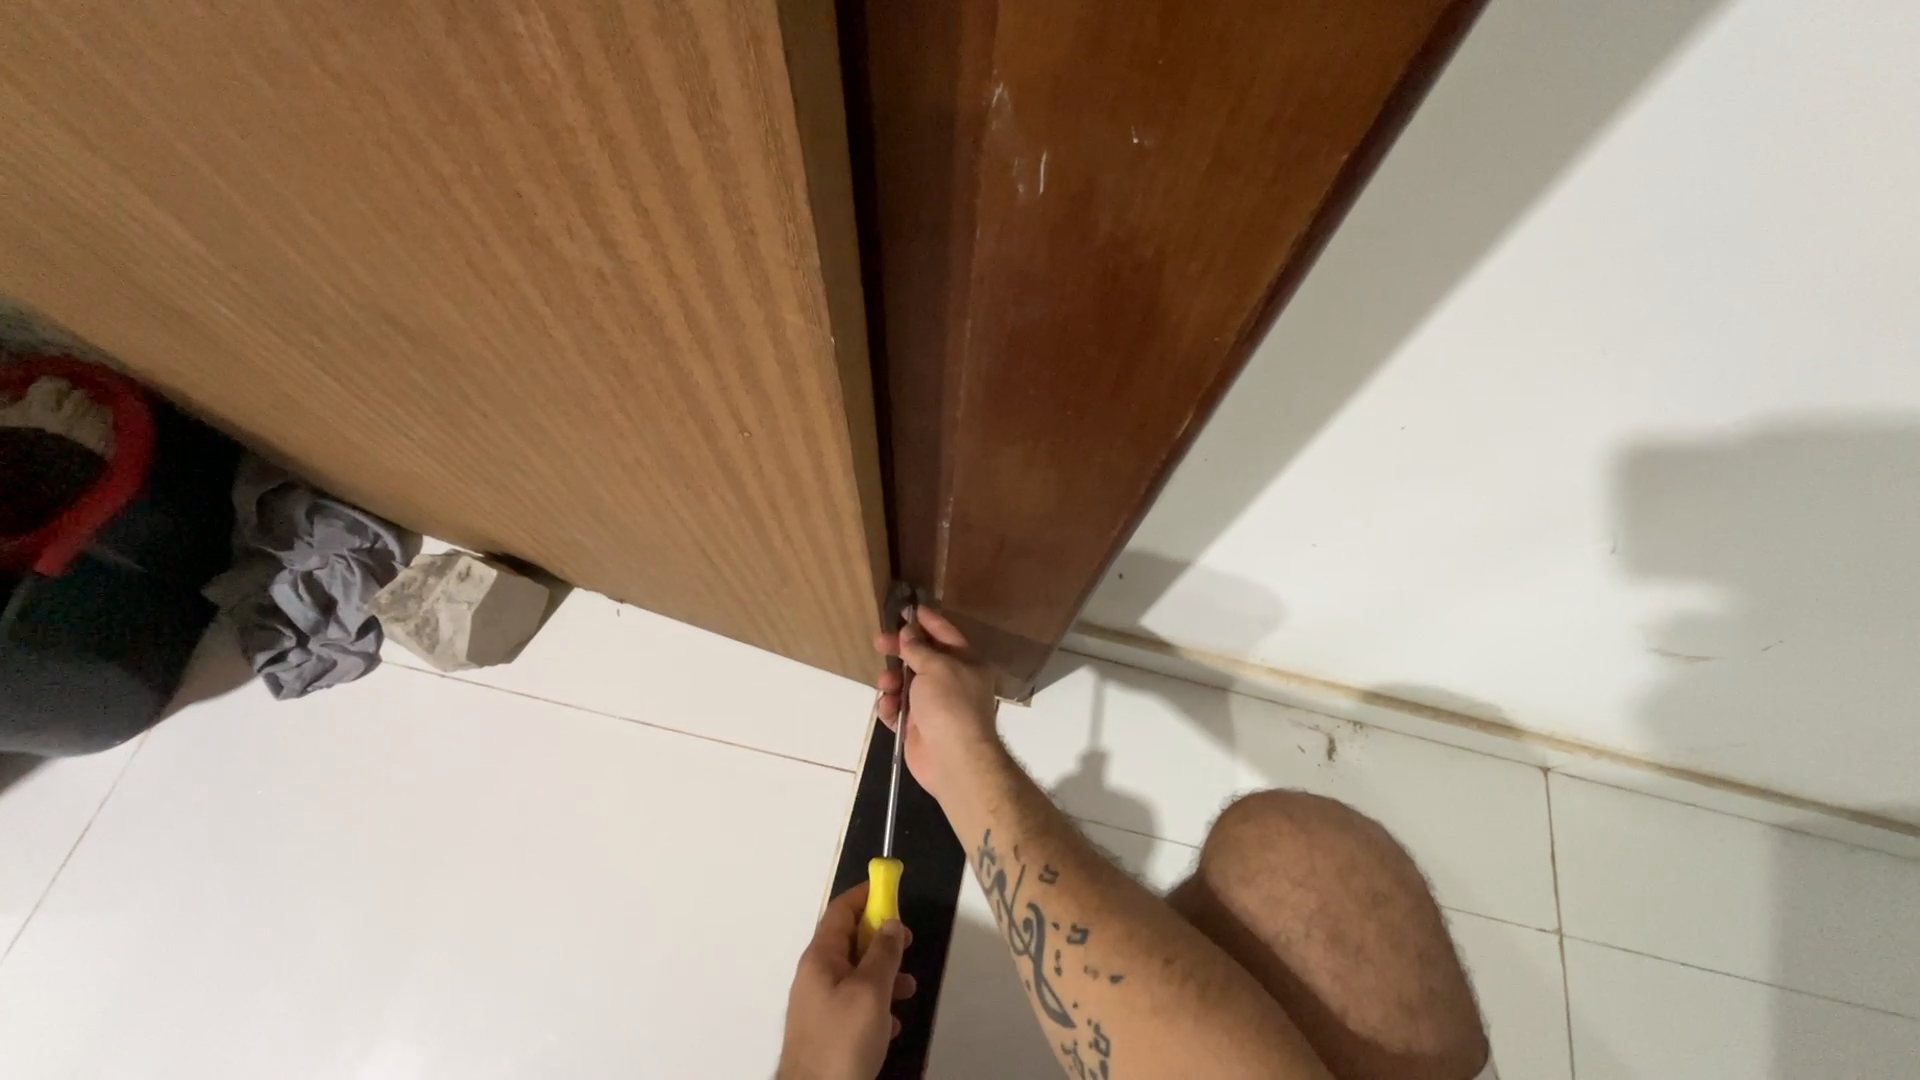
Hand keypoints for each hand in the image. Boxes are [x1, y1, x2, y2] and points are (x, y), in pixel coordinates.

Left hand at [777, 882, 916, 1079]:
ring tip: (909, 989)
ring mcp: (818, 1004)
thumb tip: (891, 922)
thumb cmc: (842, 1039)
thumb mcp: (871, 991)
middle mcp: (815, 975)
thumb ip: (883, 953)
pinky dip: (875, 1004)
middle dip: (881, 938)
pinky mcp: (825, 1031)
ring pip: (855, 974)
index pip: (840, 910)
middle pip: (850, 941)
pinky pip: (853, 1004)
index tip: (892, 890)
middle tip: (909, 942)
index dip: (865, 895)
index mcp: (820, 957)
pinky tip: (892, 1023)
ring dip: (883, 974)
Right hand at [874, 607, 1002, 807]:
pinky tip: (888, 707)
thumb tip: (908, 633)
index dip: (928, 621)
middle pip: (922, 658)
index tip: (909, 609)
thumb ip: (918, 648)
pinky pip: (898, 710)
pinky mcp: (918, 727)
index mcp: (966, 663)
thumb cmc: (950, 704)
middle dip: (900, 650)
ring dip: (892, 681)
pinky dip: (891, 707)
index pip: (946, 634)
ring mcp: (934, 706)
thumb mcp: (935, 667)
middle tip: (879, 642)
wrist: (954, 759)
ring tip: (886, 684)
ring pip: (906, 684)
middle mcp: (952, 681)